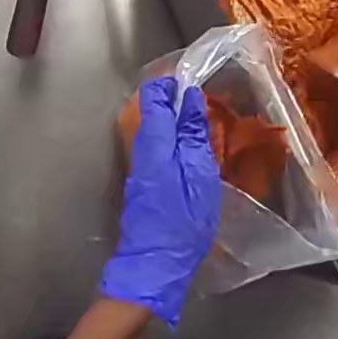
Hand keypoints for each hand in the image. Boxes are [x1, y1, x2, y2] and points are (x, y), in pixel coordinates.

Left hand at [101, 77, 220, 327]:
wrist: (156, 261)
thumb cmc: (183, 219)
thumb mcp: (199, 174)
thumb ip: (194, 133)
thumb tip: (190, 97)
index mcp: (153, 140)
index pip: (153, 94)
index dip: (172, 80)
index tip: (196, 78)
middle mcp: (138, 146)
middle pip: (146, 105)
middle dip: (171, 95)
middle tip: (200, 96)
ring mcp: (137, 162)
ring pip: (148, 124)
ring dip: (171, 115)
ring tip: (199, 118)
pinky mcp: (141, 177)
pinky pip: (152, 142)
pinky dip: (169, 134)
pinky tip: (189, 144)